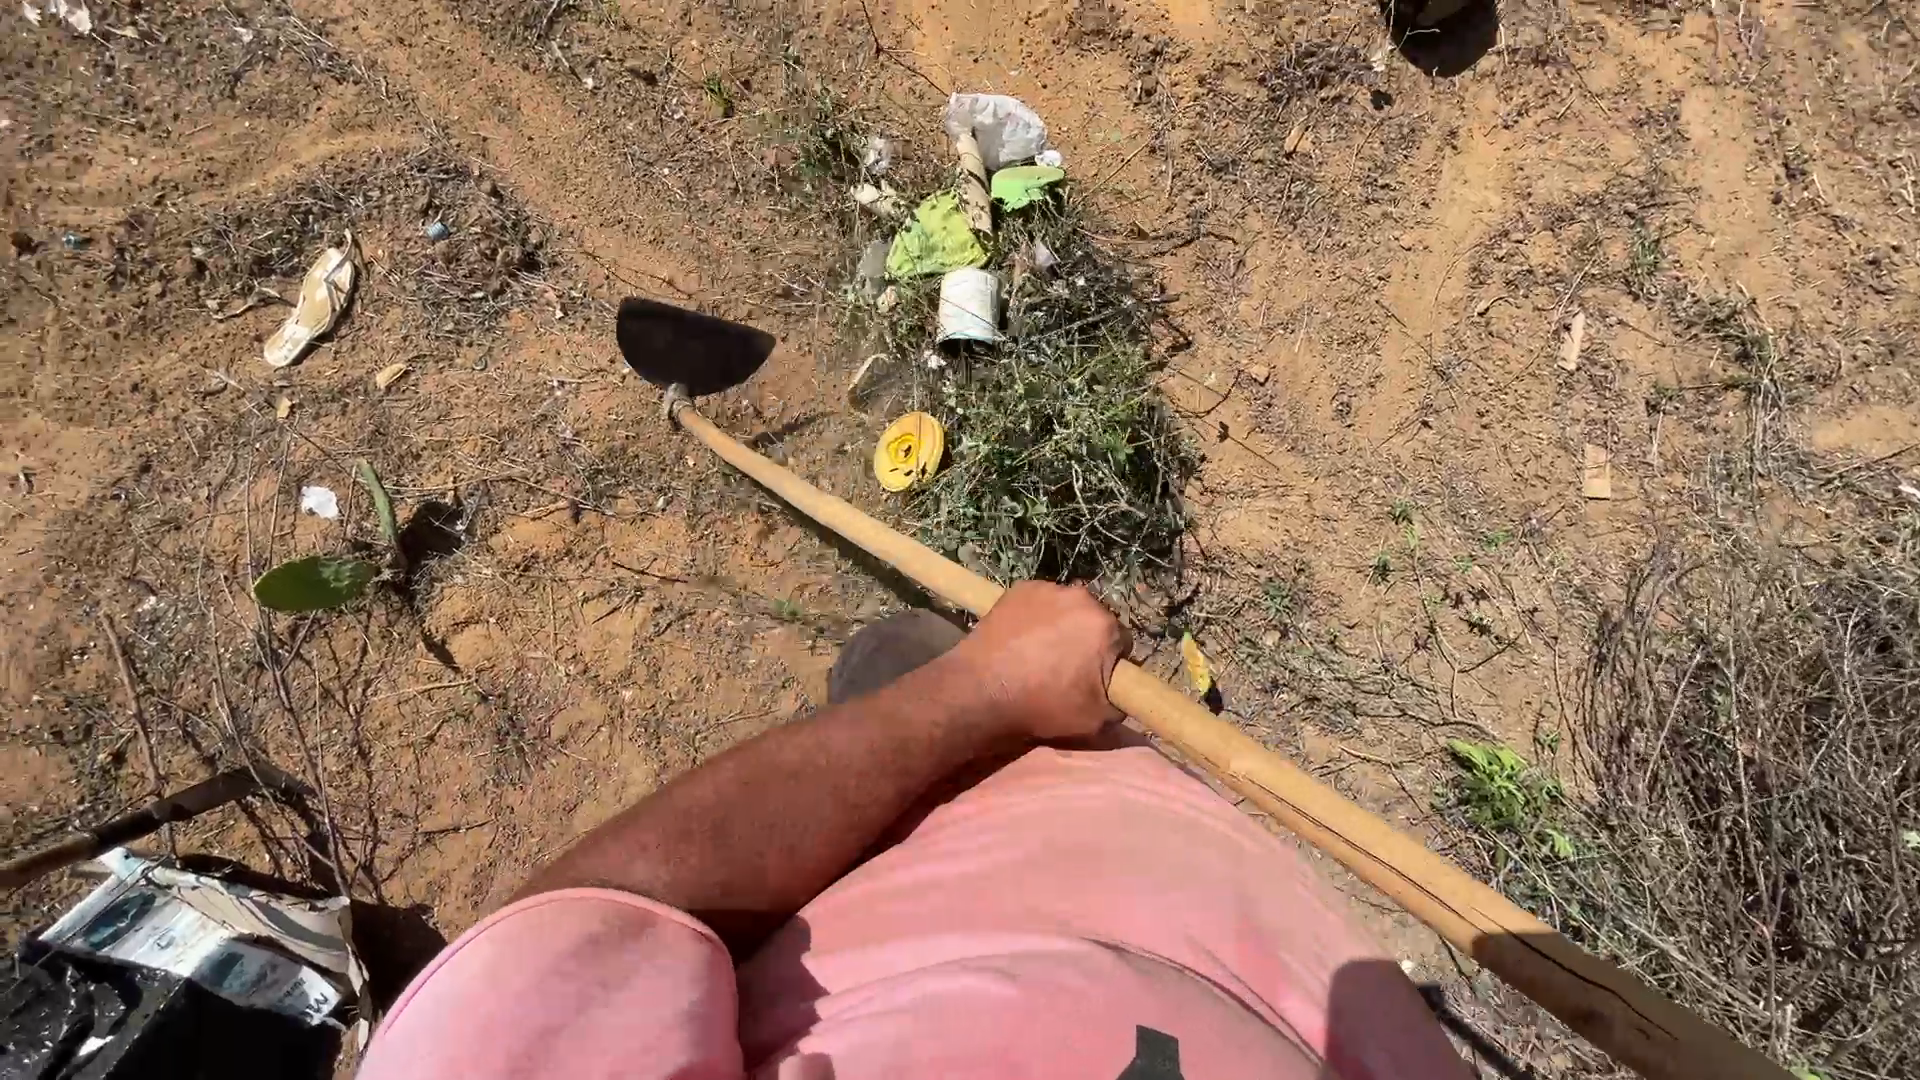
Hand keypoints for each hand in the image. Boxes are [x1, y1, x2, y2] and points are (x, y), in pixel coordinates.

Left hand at [942, 581, 1128, 740]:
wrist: (981, 691)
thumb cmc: (1042, 705)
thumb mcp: (1096, 720)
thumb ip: (1121, 705)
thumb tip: (1123, 695)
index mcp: (1104, 624)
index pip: (1122, 642)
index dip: (1110, 662)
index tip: (1093, 679)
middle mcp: (1079, 596)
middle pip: (1093, 620)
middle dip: (1086, 639)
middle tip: (1065, 667)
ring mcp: (1046, 589)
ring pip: (1066, 609)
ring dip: (1061, 625)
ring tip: (1039, 653)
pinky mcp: (1018, 589)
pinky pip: (1039, 603)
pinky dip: (1036, 617)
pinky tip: (1021, 639)